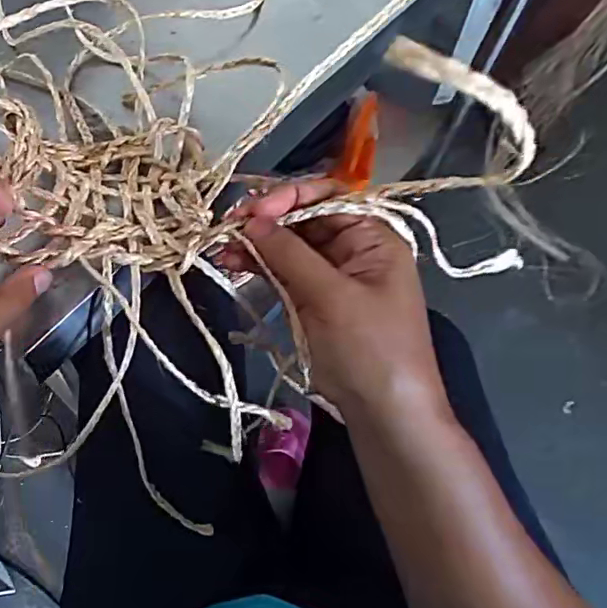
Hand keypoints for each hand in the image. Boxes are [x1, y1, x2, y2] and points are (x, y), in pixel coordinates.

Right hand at [218, 180, 450, 424]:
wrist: (385, 411)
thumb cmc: (370, 347)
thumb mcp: (332, 296)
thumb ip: (290, 253)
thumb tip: (251, 220)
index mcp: (372, 238)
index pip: (329, 197)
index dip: (290, 196)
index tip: (254, 210)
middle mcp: (351, 249)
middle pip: (303, 220)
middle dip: (265, 221)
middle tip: (227, 229)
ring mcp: (328, 275)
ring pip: (286, 246)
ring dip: (254, 244)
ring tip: (221, 250)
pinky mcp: (310, 299)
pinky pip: (280, 271)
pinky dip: (257, 266)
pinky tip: (232, 263)